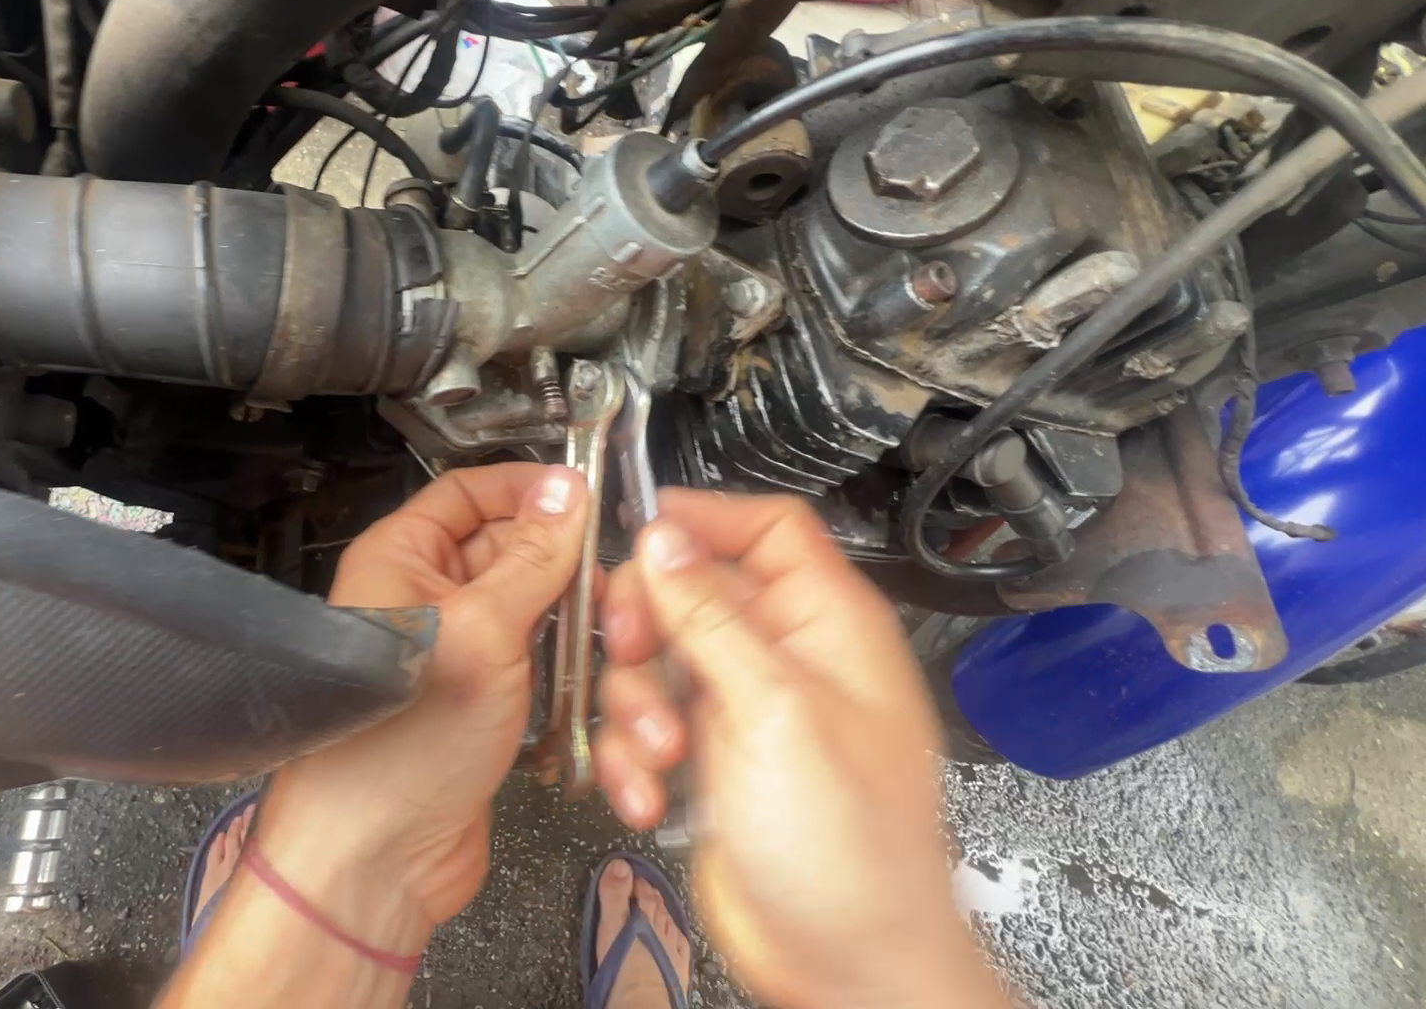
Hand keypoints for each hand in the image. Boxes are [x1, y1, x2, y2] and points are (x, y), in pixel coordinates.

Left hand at [256, 462, 589, 940]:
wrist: (378, 860)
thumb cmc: (396, 745)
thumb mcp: (480, 632)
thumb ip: (531, 559)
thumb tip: (566, 494)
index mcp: (403, 559)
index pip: (470, 492)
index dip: (527, 489)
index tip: (583, 498)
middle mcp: (428, 597)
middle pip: (512, 551)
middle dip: (565, 568)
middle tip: (608, 587)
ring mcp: (460, 648)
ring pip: (533, 608)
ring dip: (574, 625)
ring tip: (607, 644)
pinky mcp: (485, 695)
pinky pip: (536, 659)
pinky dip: (565, 668)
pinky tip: (589, 683)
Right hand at [597, 489, 1005, 1008]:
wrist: (842, 966)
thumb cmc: (850, 848)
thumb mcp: (774, 712)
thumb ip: (710, 616)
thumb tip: (663, 539)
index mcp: (823, 623)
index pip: (767, 526)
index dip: (705, 518)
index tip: (643, 534)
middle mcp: (778, 652)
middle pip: (688, 585)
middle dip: (647, 621)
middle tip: (633, 650)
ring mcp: (736, 699)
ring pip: (654, 653)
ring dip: (636, 703)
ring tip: (661, 752)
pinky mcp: (702, 746)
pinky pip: (642, 715)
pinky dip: (632, 752)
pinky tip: (650, 792)